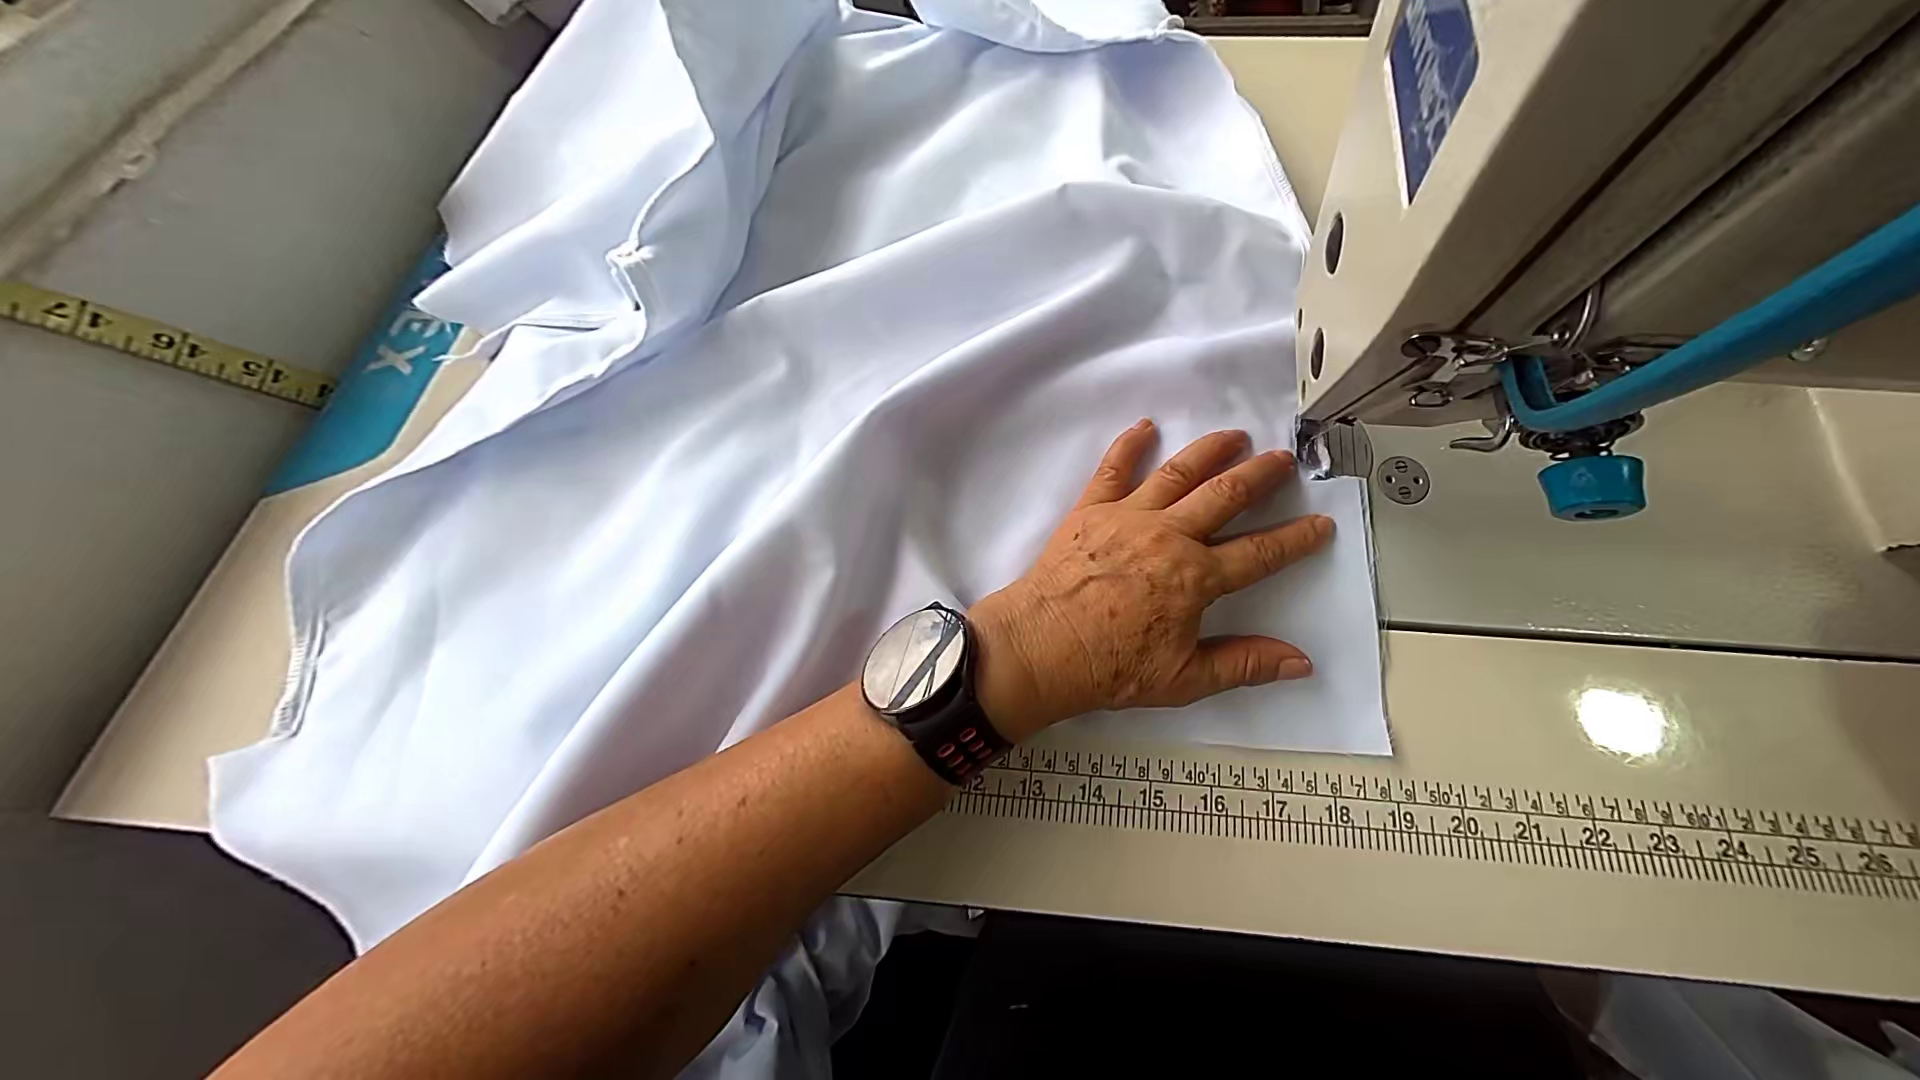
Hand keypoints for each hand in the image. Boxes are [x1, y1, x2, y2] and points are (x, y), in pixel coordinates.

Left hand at [969, 420, 1334, 741]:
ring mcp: (1128, 518)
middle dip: (1259, 476)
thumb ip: (1243, 663)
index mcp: (1195, 577)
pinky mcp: (1090, 511)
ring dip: (1210, 451)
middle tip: (1281, 460)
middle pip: (1224, 496)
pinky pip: (1112, 470)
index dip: (1295, 539)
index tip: (1319, 524)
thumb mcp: (1183, 679)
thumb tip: (1301, 662)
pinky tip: (1144, 427)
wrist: (1041, 648)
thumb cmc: (1109, 667)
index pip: (1259, 554)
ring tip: (1234, 436)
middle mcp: (1168, 537)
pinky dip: (1129, 445)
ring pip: (1178, 473)